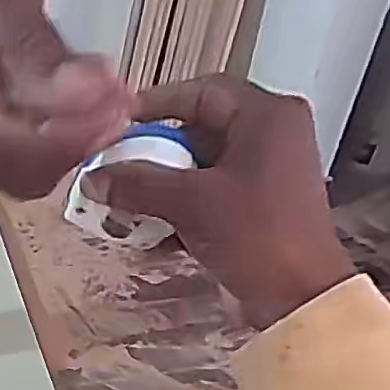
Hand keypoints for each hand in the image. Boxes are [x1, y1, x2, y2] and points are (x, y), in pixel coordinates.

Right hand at [0, 0, 132, 197]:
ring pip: (25, 174)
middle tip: (118, 107)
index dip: (58, 143)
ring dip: (75, 145)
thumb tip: (83, 98)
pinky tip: (93, 107)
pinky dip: (66, 138)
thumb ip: (38, 48)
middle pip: (13, 174)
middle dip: (73, 148)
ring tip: (112, 102)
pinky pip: (28, 158)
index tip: (107, 114)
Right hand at [83, 75, 357, 328]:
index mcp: (266, 117)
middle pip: (195, 133)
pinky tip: (146, 235)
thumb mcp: (191, 203)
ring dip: (157, 189)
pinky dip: (174, 212)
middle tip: (113, 171)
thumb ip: (138, 185)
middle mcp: (268, 137)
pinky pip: (203, 199)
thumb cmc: (256, 235)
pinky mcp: (252, 209)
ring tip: (122, 208)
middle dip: (150, 156)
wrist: (296, 297)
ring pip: (195, 169)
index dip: (155, 105)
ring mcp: (261, 175)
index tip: (116, 124)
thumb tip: (93, 178)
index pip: (201, 92)